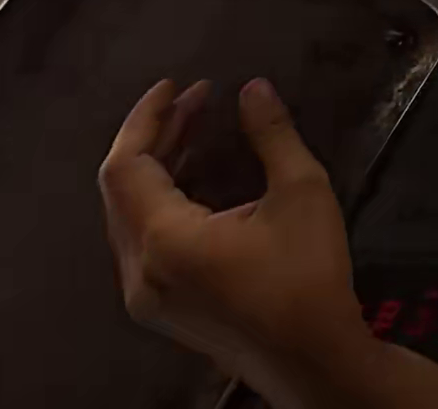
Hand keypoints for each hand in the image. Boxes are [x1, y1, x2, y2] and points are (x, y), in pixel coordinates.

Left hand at [98, 78, 371, 397]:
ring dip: (163, 163)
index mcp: (165, 241)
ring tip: (202, 124)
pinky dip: (167, 193)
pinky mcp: (164, 304)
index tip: (178, 82)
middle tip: (201, 95)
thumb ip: (273, 135)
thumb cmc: (308, 269)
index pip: (127, 167)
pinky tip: (203, 176)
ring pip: (133, 214)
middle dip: (159, 134)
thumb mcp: (302, 190)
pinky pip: (146, 235)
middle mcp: (140, 270)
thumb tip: (254, 87)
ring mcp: (147, 293)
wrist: (312, 355)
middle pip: (124, 189)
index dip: (146, 118)